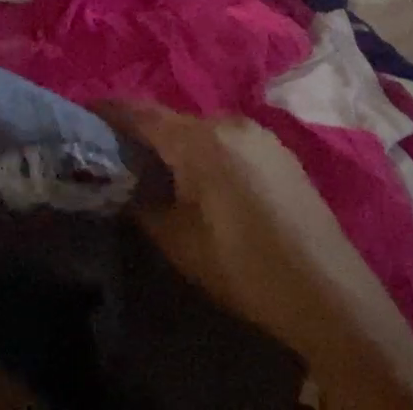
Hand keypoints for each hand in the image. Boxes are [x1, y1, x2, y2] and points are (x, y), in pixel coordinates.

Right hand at [104, 102, 412, 409]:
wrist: (337, 302)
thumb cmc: (245, 267)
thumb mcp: (176, 239)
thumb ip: (139, 202)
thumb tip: (119, 184)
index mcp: (199, 138)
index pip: (135, 110)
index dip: (102, 112)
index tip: (76, 119)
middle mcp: (229, 124)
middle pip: (167, 117)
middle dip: (137, 131)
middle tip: (112, 153)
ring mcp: (261, 137)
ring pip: (198, 129)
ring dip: (171, 142)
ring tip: (152, 168)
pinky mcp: (283, 156)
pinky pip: (226, 141)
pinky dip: (202, 151)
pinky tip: (197, 180)